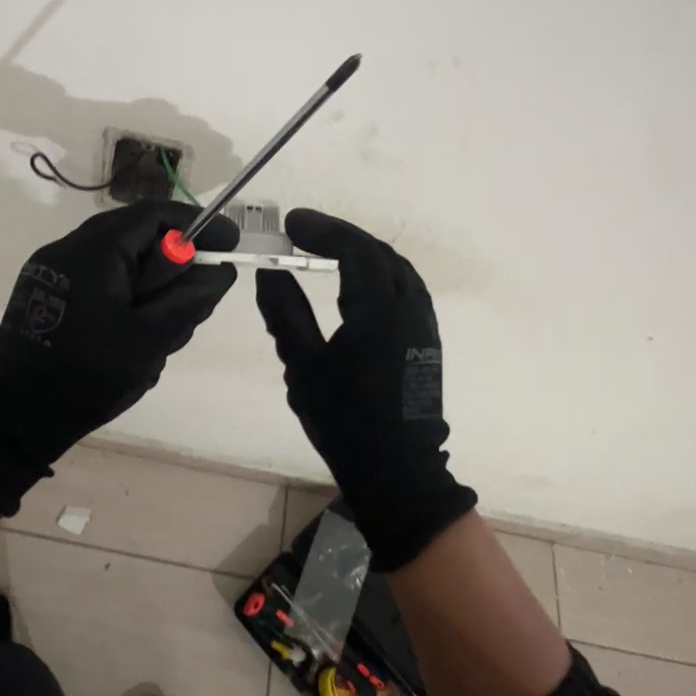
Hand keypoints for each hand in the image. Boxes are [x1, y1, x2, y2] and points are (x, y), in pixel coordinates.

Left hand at [0, 201, 239, 515]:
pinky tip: (134, 335)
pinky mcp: (46, 295)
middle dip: (174, 266)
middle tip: (199, 298)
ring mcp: (53, 271)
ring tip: (164, 333)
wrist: (16, 419)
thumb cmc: (87, 374)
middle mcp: (68, 249)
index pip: (154, 215)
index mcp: (93, 250)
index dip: (197, 225)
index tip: (230, 244)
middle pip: (137, 237)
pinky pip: (98, 282)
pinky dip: (125, 299)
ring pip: (119, 263)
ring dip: (150, 288)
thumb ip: (190, 300)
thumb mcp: (150, 339)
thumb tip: (220, 270)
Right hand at [255, 209, 475, 570]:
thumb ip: (285, 314)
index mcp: (379, 311)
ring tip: (325, 251)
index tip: (290, 224)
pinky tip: (353, 284)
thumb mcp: (303, 368)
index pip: (354, 250)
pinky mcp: (425, 338)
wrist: (399, 471)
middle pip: (378, 252)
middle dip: (339, 235)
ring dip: (360, 251)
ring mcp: (422, 322)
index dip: (322, 229)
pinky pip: (403, 286)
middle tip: (302, 232)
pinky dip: (376, 272)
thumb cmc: (346, 420)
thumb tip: (270, 273)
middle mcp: (408, 307)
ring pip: (395, 267)